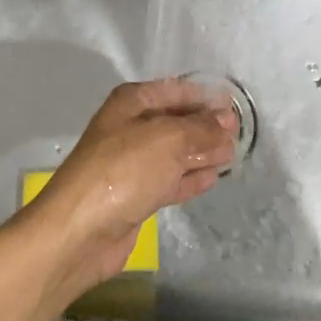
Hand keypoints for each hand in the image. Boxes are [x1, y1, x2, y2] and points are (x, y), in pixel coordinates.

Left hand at [25, 79, 236, 284]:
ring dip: (201, 152)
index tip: (233, 106)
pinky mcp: (135, 195)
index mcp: (131, 103)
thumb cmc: (124, 170)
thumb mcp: (168, 140)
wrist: (81, 229)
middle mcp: (130, 127)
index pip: (173, 90)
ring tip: (232, 153)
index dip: (202, 96)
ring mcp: (131, 163)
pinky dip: (190, 177)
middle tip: (239, 132)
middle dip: (204, 125)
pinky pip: (169, 179)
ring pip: (174, 152)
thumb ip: (200, 129)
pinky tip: (213, 177)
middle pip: (174, 121)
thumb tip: (227, 121)